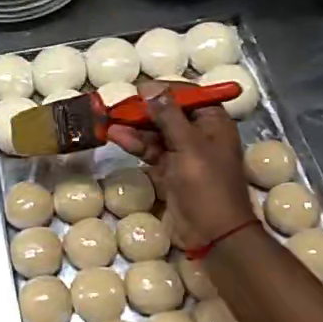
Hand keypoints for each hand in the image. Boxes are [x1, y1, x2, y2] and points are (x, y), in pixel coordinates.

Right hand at [106, 80, 253, 249]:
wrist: (214, 234)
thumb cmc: (207, 184)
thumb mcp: (188, 145)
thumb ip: (168, 115)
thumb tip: (150, 88)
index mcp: (213, 122)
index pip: (187, 95)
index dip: (162, 90)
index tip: (137, 89)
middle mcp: (200, 133)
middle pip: (168, 113)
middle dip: (143, 109)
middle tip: (116, 105)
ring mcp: (184, 153)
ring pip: (156, 133)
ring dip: (134, 127)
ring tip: (108, 120)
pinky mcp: (170, 171)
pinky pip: (151, 151)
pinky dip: (135, 144)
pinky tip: (116, 136)